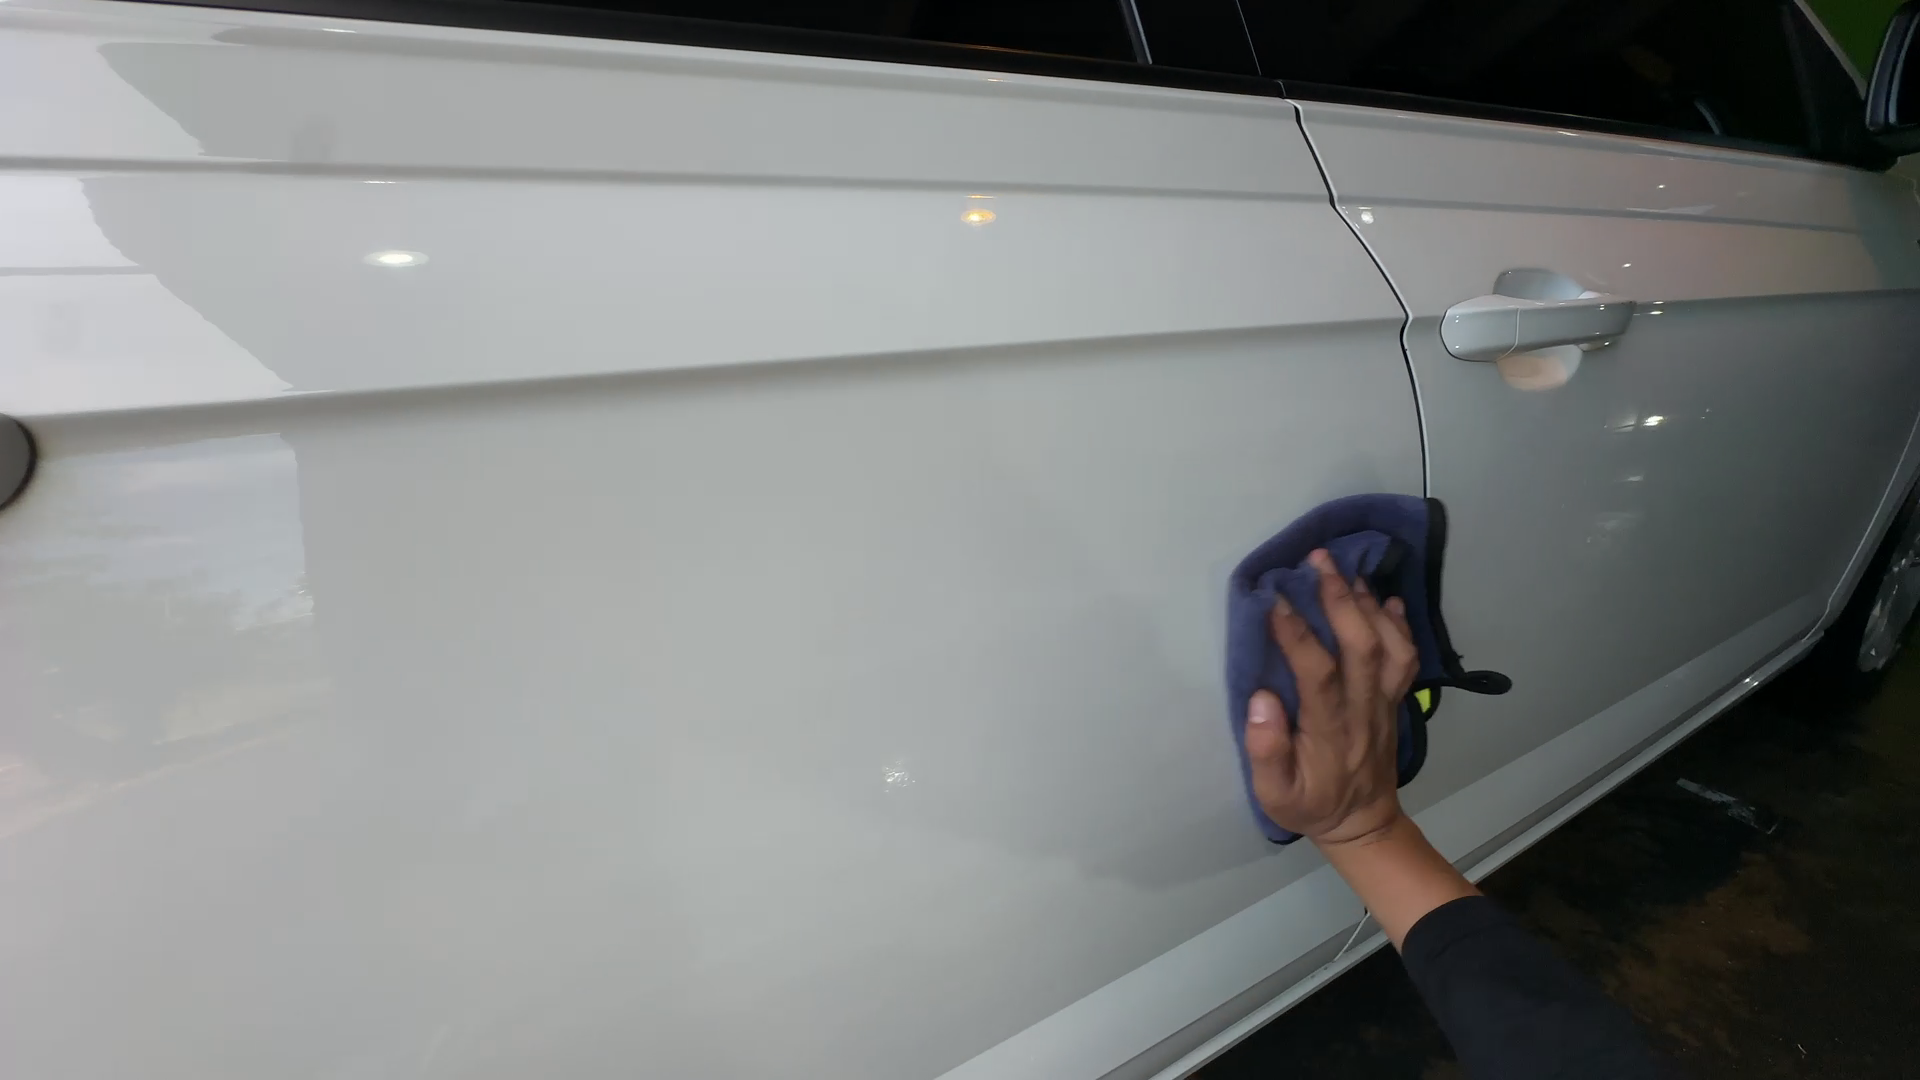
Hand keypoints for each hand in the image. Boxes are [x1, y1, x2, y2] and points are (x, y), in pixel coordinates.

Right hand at [1244, 548, 1420, 847]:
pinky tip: (1386, 598)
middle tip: (1318, 560)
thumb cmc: (1309, 805)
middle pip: (1362, 647)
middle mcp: (1364, 710)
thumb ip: (1265, 750)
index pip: (1318, 672)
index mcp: (1329, 731)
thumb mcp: (1274, 794)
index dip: (1297, 633)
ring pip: (1390, 646)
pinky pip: (1407, 657)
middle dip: (1340, 599)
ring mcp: (1385, 704)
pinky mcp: (1395, 701)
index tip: (1274, 598)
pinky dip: (1400, 623)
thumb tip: (1262, 699)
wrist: (1363, 826)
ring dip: (1368, 603)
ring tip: (1345, 570)